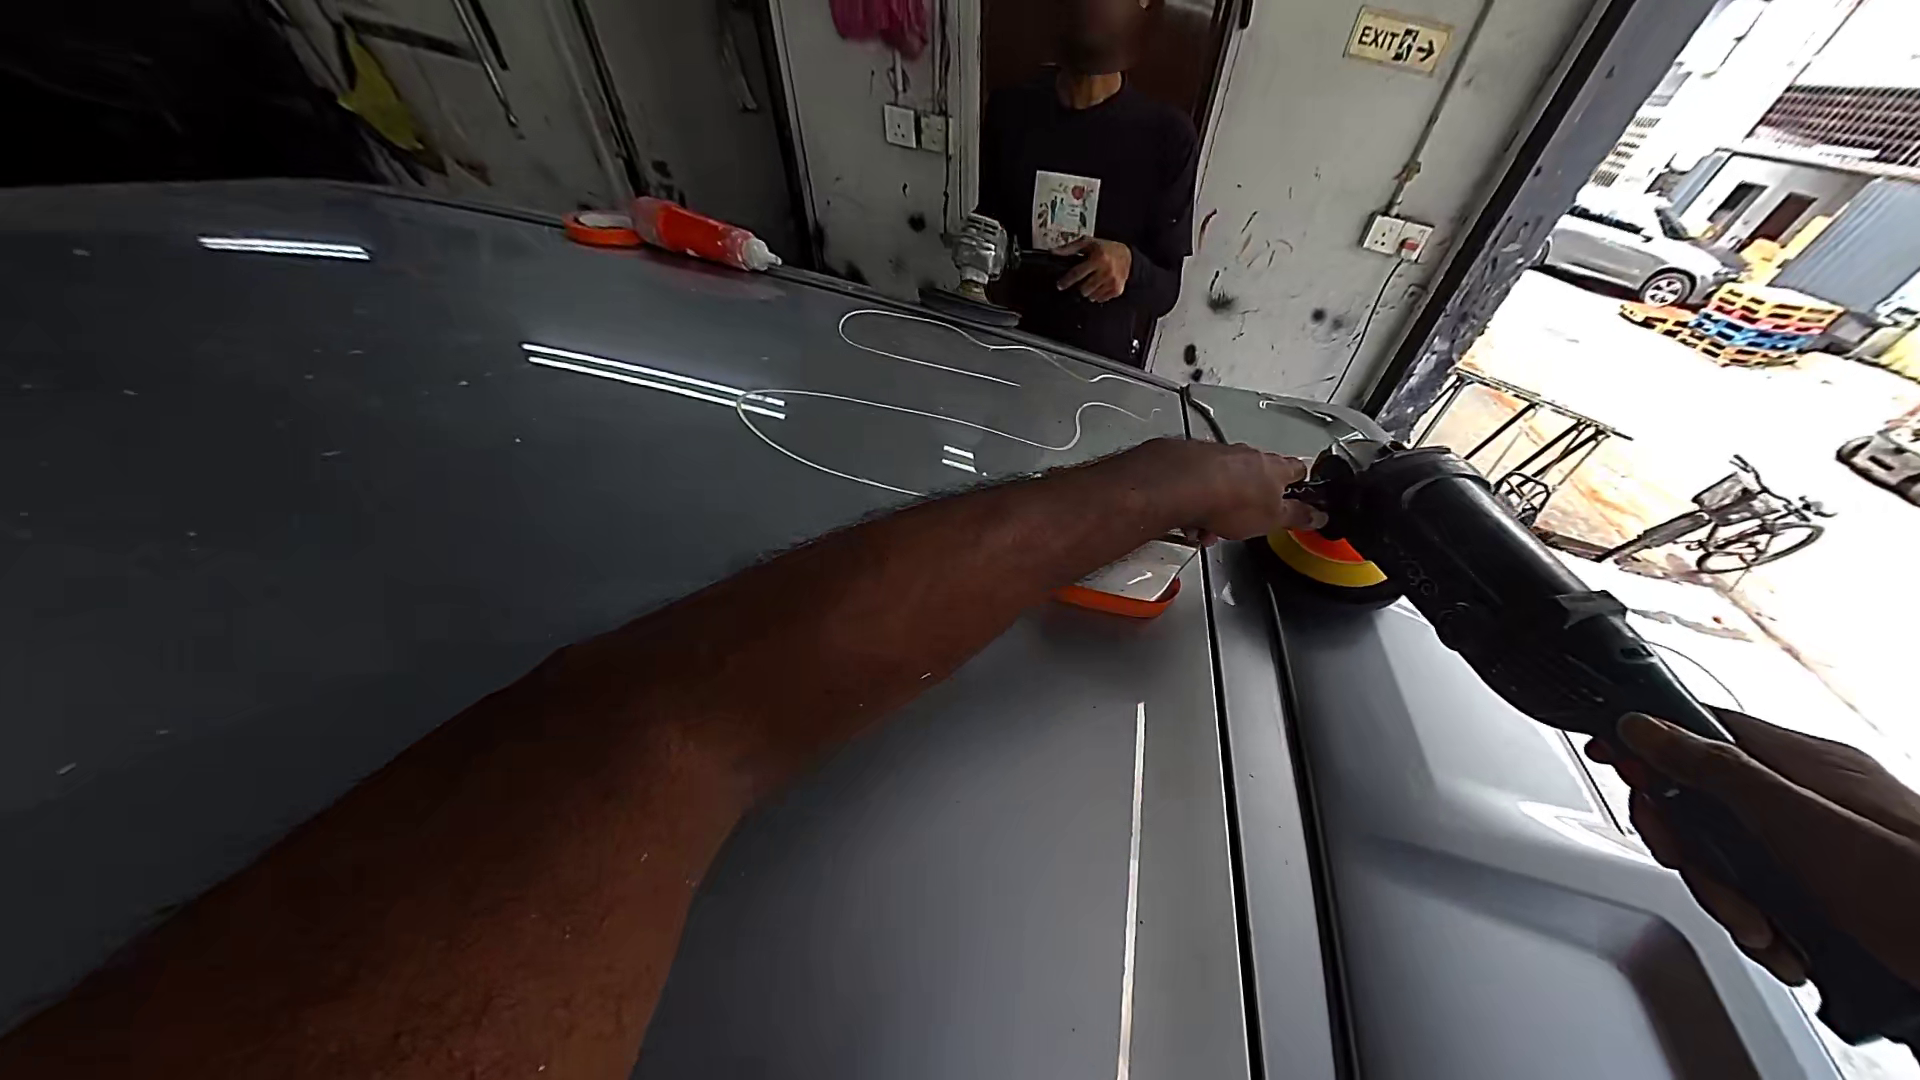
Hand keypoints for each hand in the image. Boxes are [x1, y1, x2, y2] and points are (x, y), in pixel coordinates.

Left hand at [1054, 238, 1130, 301]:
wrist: (1127, 256)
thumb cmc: (1104, 249)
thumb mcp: (1088, 243)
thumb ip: (1070, 248)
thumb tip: (1053, 252)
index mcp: (1098, 258)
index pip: (1077, 273)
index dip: (1066, 281)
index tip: (1060, 285)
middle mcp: (1106, 271)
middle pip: (1083, 289)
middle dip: (1080, 287)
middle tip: (1083, 281)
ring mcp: (1112, 282)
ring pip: (1091, 296)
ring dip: (1088, 291)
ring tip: (1092, 282)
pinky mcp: (1117, 290)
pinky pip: (1100, 300)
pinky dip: (1097, 295)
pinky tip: (1100, 286)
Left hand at [1107, 438, 1324, 542]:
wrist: (1179, 486)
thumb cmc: (1226, 498)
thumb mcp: (1271, 519)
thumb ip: (1296, 516)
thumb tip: (1316, 516)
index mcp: (1273, 467)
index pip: (1297, 470)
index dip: (1299, 484)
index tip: (1298, 495)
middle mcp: (1244, 454)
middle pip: (1253, 480)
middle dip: (1244, 506)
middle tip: (1236, 526)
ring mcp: (1213, 455)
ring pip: (1220, 485)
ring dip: (1214, 509)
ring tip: (1204, 529)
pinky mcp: (1185, 459)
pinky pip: (1193, 484)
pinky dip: (1191, 502)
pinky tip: (1185, 519)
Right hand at [1589, 711, 1919, 989]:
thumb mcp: (1802, 822)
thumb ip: (1714, 767)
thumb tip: (1641, 725)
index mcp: (1803, 765)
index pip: (1694, 729)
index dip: (1645, 745)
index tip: (1615, 764)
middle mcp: (1807, 798)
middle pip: (1696, 799)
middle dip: (1686, 843)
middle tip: (1693, 865)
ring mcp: (1819, 847)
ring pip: (1722, 853)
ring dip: (1723, 893)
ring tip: (1759, 926)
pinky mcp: (1827, 892)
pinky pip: (1757, 891)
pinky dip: (1759, 921)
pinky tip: (1784, 943)